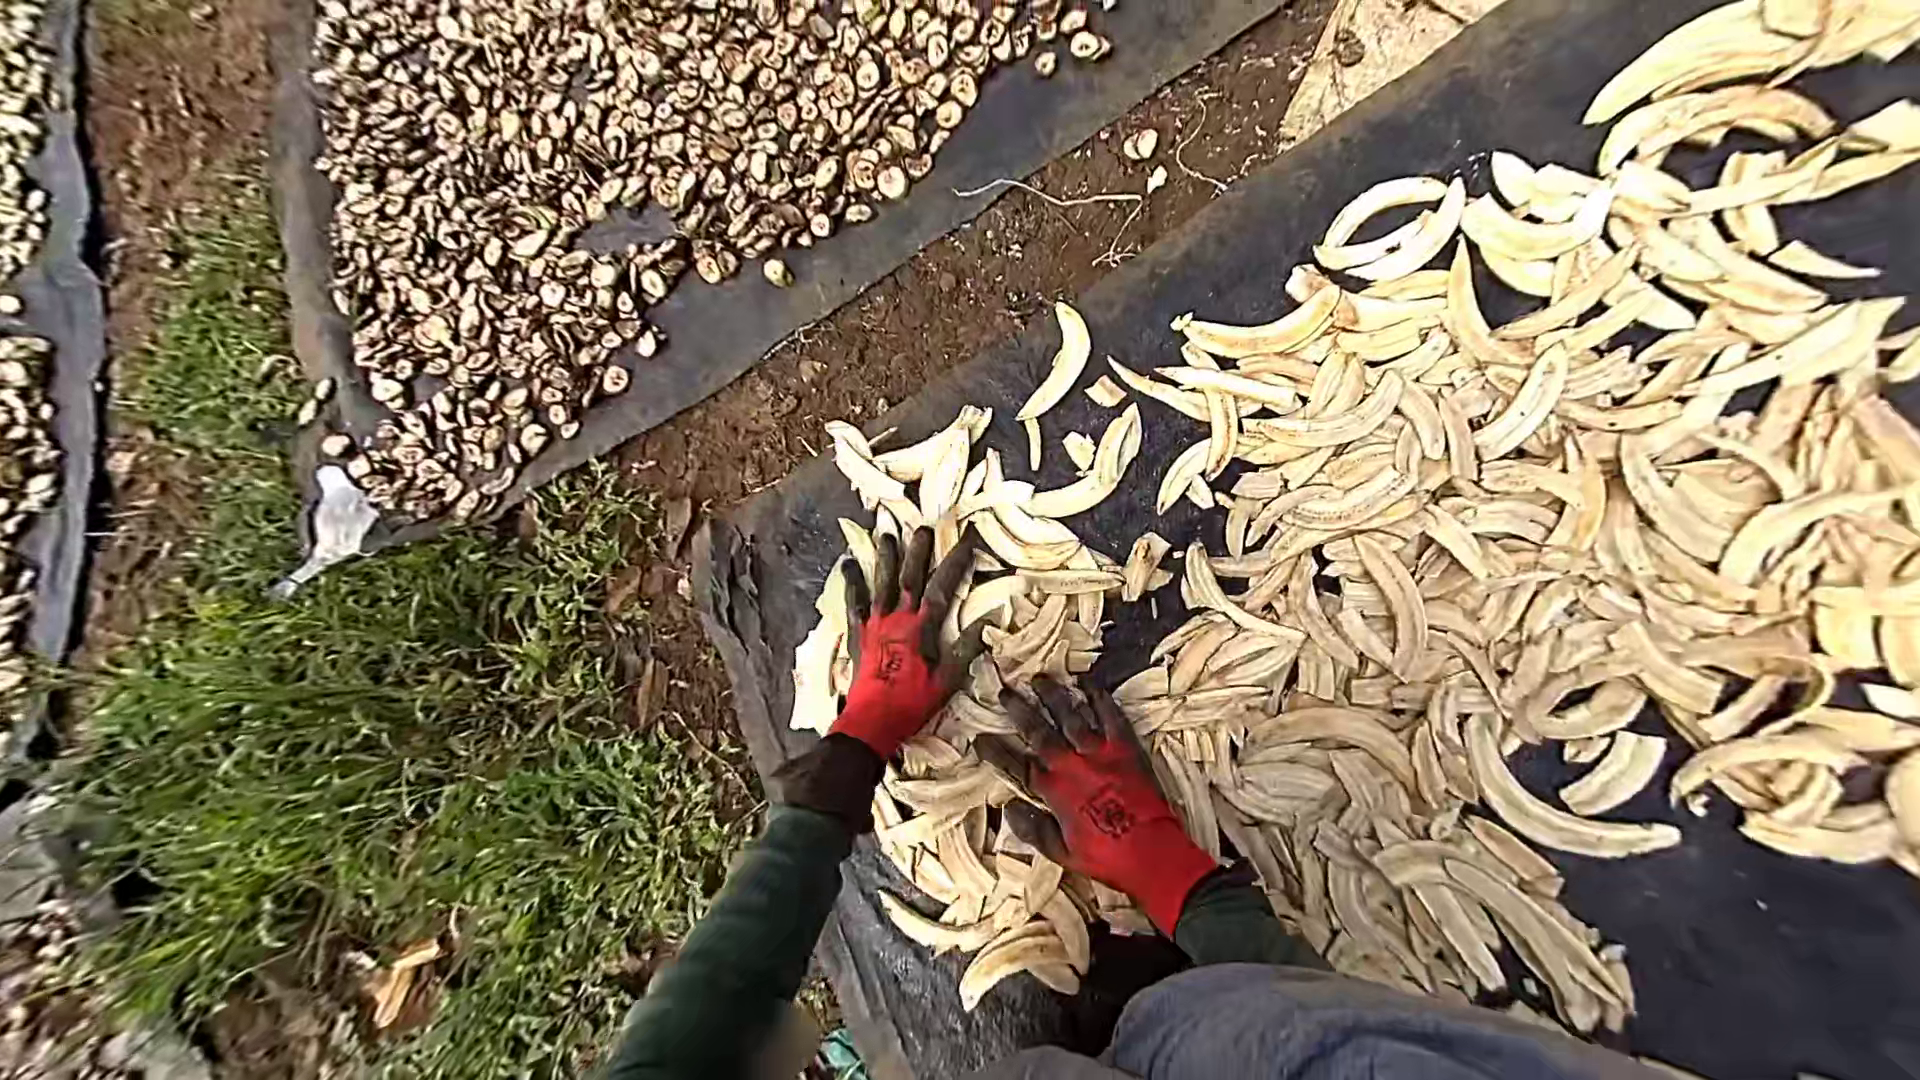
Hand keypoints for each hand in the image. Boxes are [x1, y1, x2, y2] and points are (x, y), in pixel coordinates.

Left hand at [829, 526, 983, 758]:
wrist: (870, 723)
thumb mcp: (947, 680)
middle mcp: (897, 618)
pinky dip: (852, 583)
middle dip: (918, 551)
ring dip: (885, 558)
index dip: (957, 560)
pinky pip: (853, 603)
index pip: (944, 586)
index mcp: (922, 627)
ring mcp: (874, 623)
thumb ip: (966, 648)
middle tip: (923, 527)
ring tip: (887, 535)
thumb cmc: (912, 703)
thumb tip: (990, 620)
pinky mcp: (858, 633)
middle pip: (909, 576)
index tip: (969, 539)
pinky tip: (849, 565)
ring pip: (881, 583)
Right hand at [981, 677, 1217, 934]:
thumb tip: (1008, 806)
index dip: (995, 751)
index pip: (1015, 765)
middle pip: (1039, 730)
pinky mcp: (1125, 747)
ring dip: (1052, 695)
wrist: (1154, 854)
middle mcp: (1071, 764)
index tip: (980, 738)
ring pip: (1070, 715)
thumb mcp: (1061, 853)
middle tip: (1004, 691)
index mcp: (1053, 790)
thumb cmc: (1106, 857)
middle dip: (1019, 710)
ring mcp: (1099, 751)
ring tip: (1039, 679)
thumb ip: (1032, 829)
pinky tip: (1087, 682)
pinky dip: (1097, 697)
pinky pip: (1109, 715)